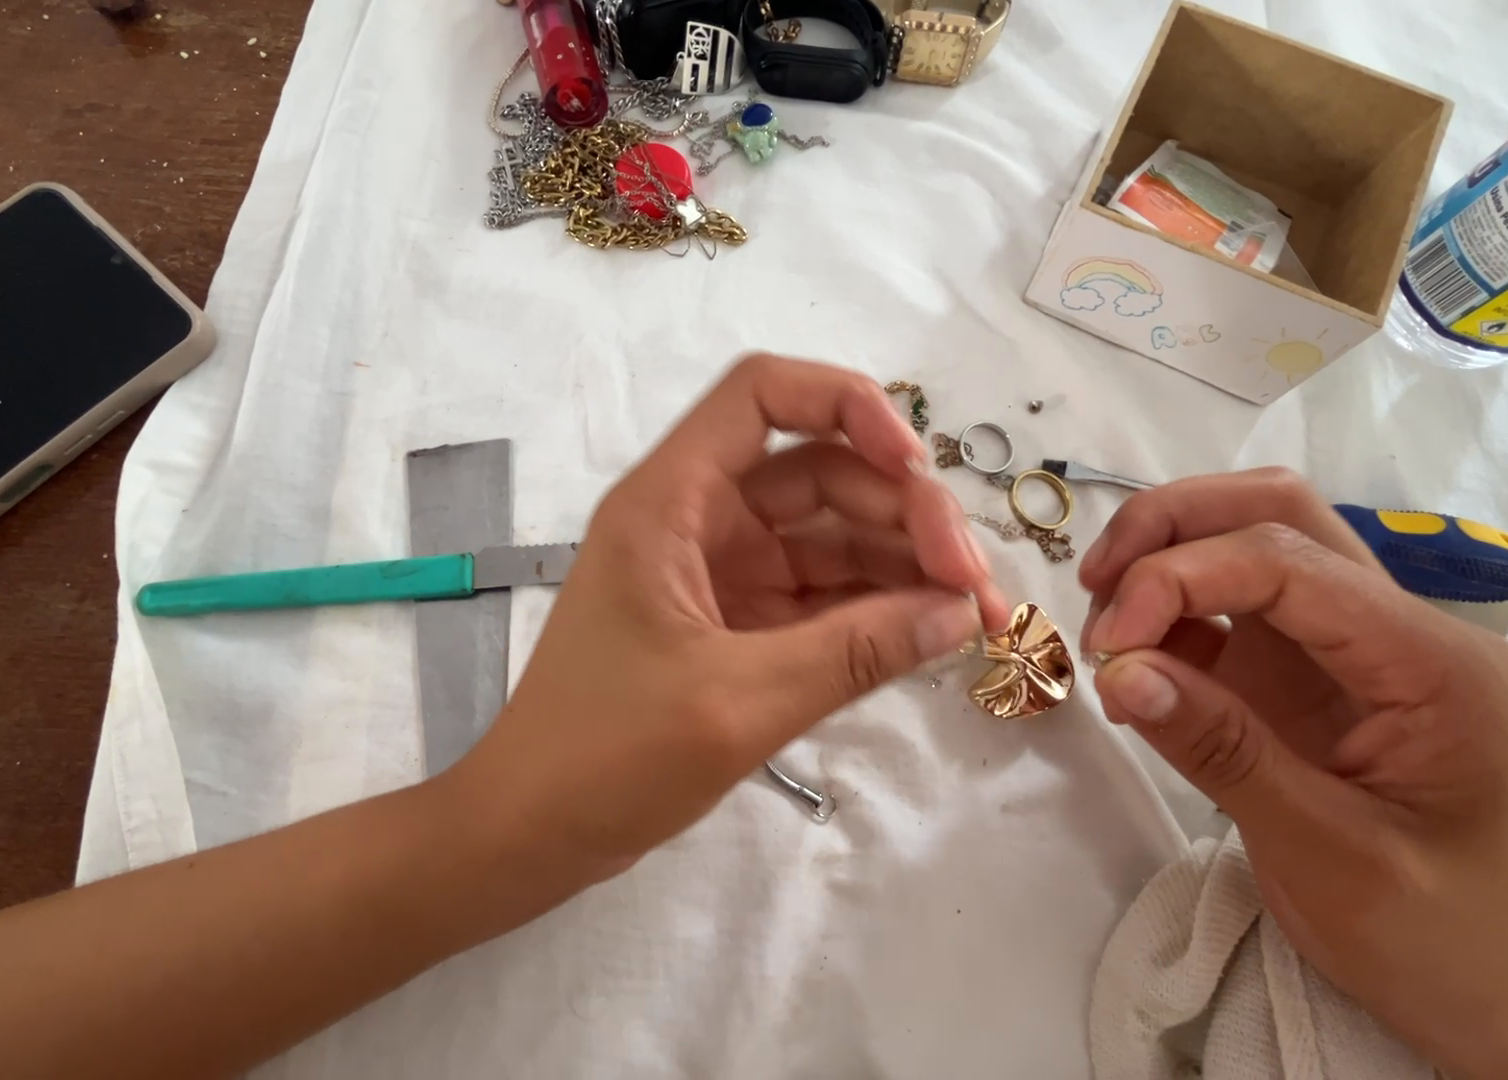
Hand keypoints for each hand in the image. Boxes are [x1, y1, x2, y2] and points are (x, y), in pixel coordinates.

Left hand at [454, 354, 1006, 887]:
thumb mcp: (736, 703)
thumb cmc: (605, 757)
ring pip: (831, 533)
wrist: (533, 831)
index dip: (848, 405)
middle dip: (904, 512)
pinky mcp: (740, 619)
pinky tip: (930, 631)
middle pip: (822, 470)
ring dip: (903, 563)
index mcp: (672, 501)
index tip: (915, 466)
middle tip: (973, 585)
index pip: (763, 395)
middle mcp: (701, 517)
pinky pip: (823, 591)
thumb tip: (960, 615)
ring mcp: (724, 569)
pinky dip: (876, 605)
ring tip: (974, 614)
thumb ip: (855, 653)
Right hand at [1079, 469, 1507, 1076]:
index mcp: (1431, 662)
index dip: (1178, 579)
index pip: (1288, 562)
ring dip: (1161, 556)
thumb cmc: (1433, 933)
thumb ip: (1221, 750)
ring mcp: (1344, 641)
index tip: (1104, 646)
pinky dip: (1165, 612)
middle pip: (1274, 510)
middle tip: (1094, 584)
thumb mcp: (1326, 855)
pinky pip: (1224, 604)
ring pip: (1247, 536)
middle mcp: (1393, 626)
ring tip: (1104, 627)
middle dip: (1168, 527)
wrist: (1485, 987)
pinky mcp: (1300, 666)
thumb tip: (1116, 672)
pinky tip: (1129, 659)